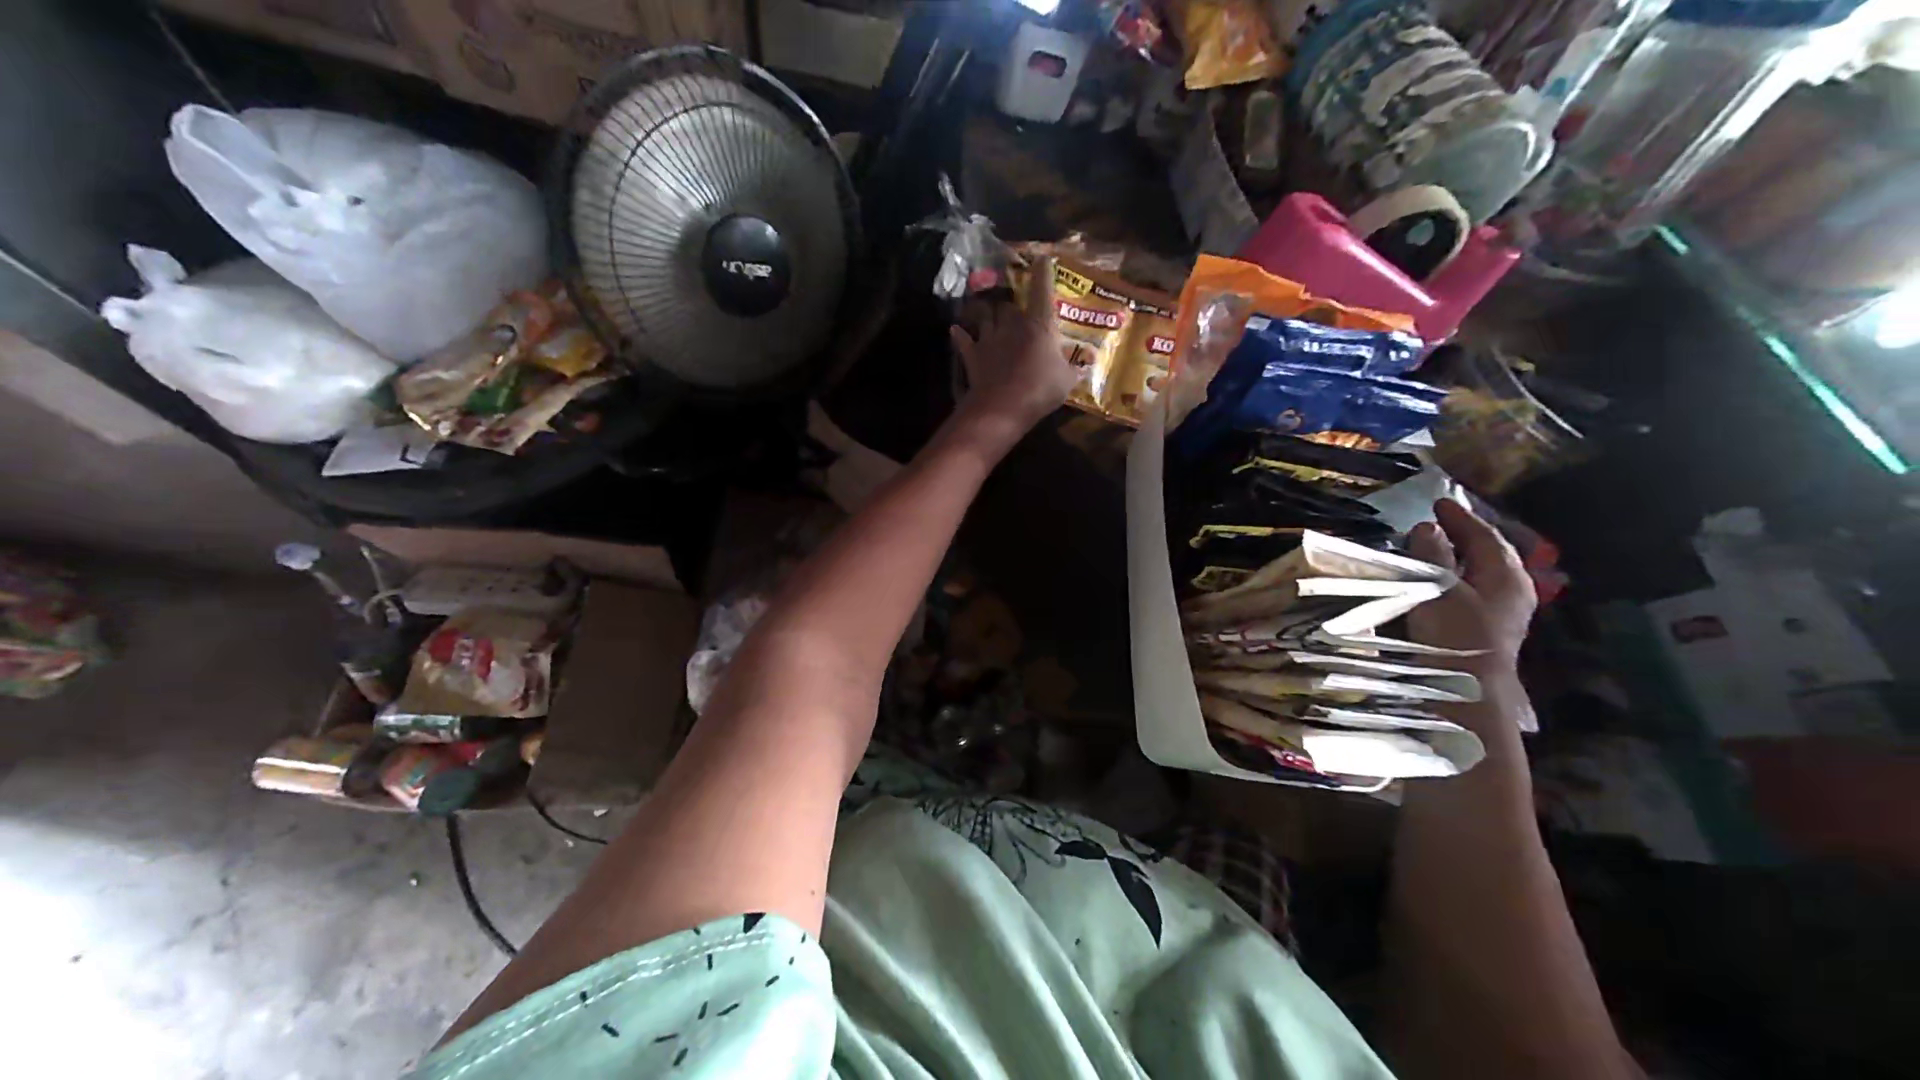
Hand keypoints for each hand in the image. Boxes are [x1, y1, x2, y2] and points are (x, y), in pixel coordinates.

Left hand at [948, 256, 1077, 434]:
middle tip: (1016, 310)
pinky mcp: (972, 355)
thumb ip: (1075, 369)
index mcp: (1039, 325)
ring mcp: (989, 338)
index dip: (1043, 272)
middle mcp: (1012, 324)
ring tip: (989, 314)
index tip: (1042, 258)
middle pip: (1009, 305)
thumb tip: (1086, 364)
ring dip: (988, 315)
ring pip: (986, 316)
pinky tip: (956, 330)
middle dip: (1012, 305)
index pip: (1042, 289)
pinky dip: (960, 335)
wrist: (1002, 408)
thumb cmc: (1040, 390)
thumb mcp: (1066, 381)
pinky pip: (964, 340)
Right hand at [1405, 498, 1535, 670]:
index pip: (1484, 536)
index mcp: (1506, 575)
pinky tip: (1441, 577)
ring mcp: (1505, 610)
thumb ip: (1432, 557)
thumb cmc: (1454, 636)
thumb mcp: (1437, 591)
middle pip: (1490, 552)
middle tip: (1439, 520)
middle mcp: (1513, 589)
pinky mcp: (1490, 626)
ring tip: (1436, 545)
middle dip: (1465, 534)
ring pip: (1483, 570)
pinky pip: (1475, 586)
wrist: (1468, 690)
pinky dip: (1458, 574)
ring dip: (1460, 555)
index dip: (1460, 517)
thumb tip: (1427, 529)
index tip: (1438, 502)